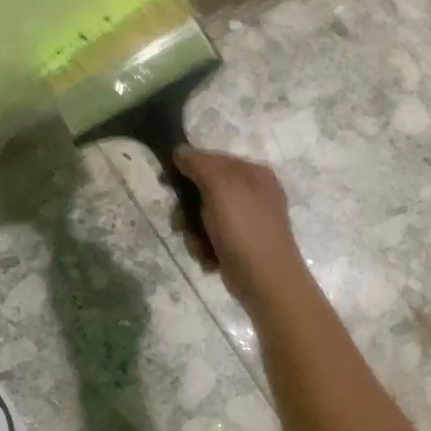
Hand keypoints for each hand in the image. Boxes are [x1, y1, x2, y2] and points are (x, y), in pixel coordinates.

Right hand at [174, 148, 309, 305]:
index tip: (164, 181)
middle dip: (188, 209)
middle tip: (181, 223)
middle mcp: (252, 193)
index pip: (211, 159)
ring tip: (199, 245)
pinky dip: (204, 246)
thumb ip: (200, 165)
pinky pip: (210, 236)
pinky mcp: (239, 243)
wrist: (266, 280)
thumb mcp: (221, 189)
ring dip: (194, 232)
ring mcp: (246, 219)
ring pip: (203, 216)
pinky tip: (208, 257)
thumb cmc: (244, 230)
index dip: (186, 168)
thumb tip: (180, 150)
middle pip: (203, 190)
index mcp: (253, 174)